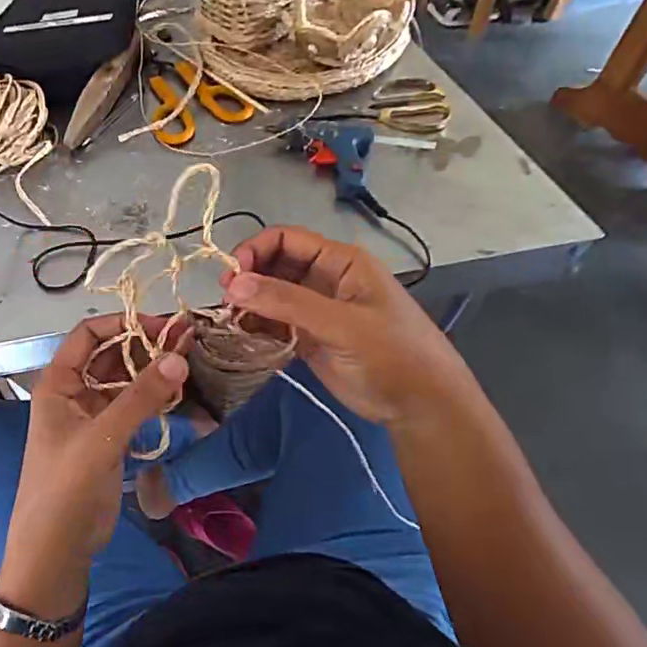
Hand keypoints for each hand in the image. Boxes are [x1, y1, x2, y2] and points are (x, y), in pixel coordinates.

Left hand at [0, 315, 188, 618]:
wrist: (56, 550)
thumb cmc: (65, 487)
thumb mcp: (102, 438)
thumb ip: (140, 397)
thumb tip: (179, 357)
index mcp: (59, 383)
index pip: (89, 335)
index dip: (124, 324)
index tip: (163, 325)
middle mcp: (75, 393)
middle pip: (112, 356)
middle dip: (147, 346)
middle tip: (189, 339)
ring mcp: (94, 417)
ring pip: (127, 381)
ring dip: (155, 371)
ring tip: (191, 361)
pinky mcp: (111, 439)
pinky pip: (135, 407)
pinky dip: (156, 398)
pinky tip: (181, 393)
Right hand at [221, 227, 473, 424]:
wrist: (420, 406)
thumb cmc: (391, 354)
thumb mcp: (341, 324)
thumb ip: (286, 302)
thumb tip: (232, 283)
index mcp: (340, 261)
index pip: (286, 239)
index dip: (255, 250)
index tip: (232, 276)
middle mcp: (325, 279)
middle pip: (275, 265)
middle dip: (248, 278)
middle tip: (225, 302)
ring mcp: (316, 310)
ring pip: (271, 295)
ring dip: (250, 304)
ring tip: (230, 322)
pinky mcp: (310, 338)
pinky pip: (276, 323)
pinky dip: (258, 326)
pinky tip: (244, 335)